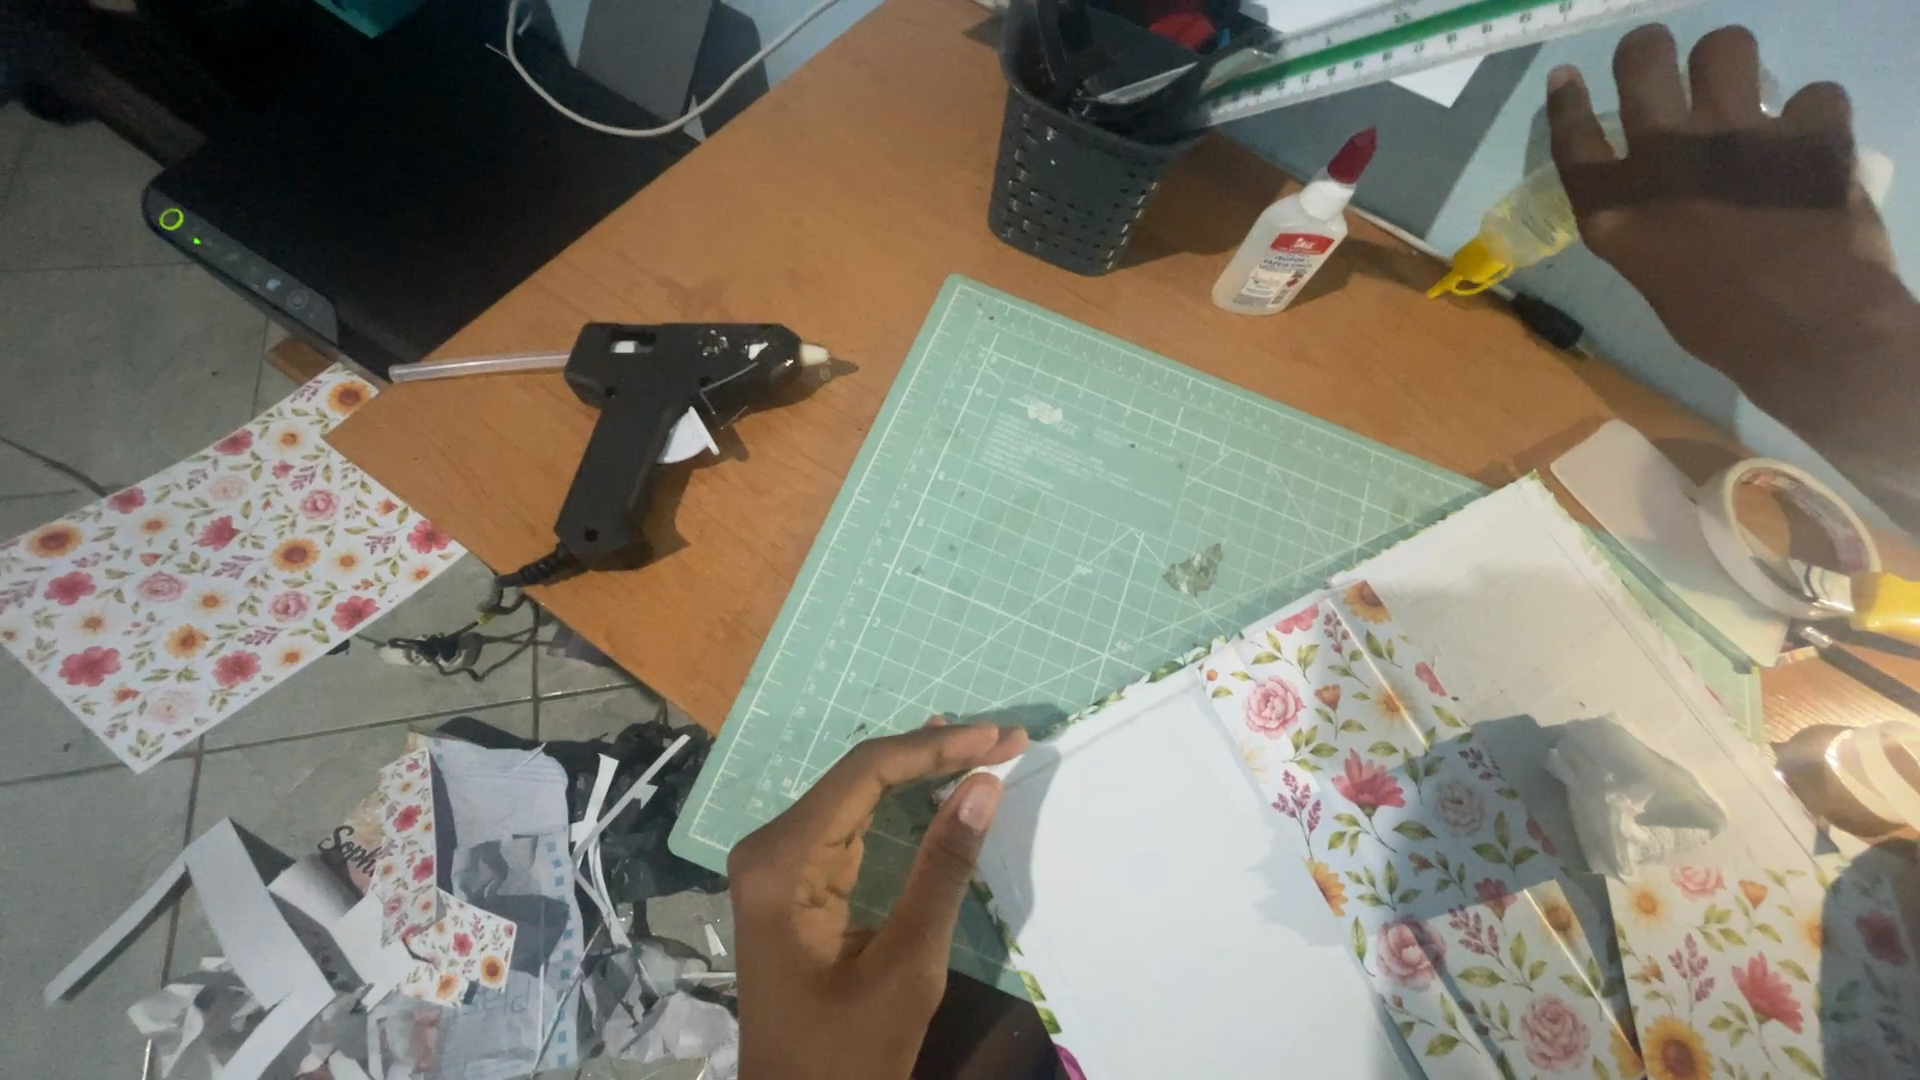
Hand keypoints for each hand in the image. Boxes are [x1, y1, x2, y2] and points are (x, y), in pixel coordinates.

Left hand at [729, 719, 1029, 1079]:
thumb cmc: (847, 1055)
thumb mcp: (907, 965)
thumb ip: (944, 868)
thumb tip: (984, 784)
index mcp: (783, 861)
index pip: (866, 774)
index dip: (936, 748)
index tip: (999, 740)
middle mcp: (773, 845)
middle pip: (860, 774)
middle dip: (934, 752)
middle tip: (1002, 740)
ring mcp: (780, 860)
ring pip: (857, 790)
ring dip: (920, 766)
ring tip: (977, 744)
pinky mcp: (796, 876)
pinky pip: (852, 818)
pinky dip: (898, 796)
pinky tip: (929, 773)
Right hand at [1548, 24, 1919, 529]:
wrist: (1799, 324)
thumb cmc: (1705, 315)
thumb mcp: (1643, 264)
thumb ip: (1640, 212)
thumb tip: (1654, 178)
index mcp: (1614, 206)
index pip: (1573, 137)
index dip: (1565, 100)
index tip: (1565, 75)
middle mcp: (1665, 158)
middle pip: (1643, 66)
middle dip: (1645, 50)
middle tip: (1651, 55)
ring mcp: (1741, 136)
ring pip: (1727, 47)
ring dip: (1723, 60)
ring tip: (1730, 86)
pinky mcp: (1812, 130)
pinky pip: (1811, 93)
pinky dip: (1806, 112)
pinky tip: (1803, 139)